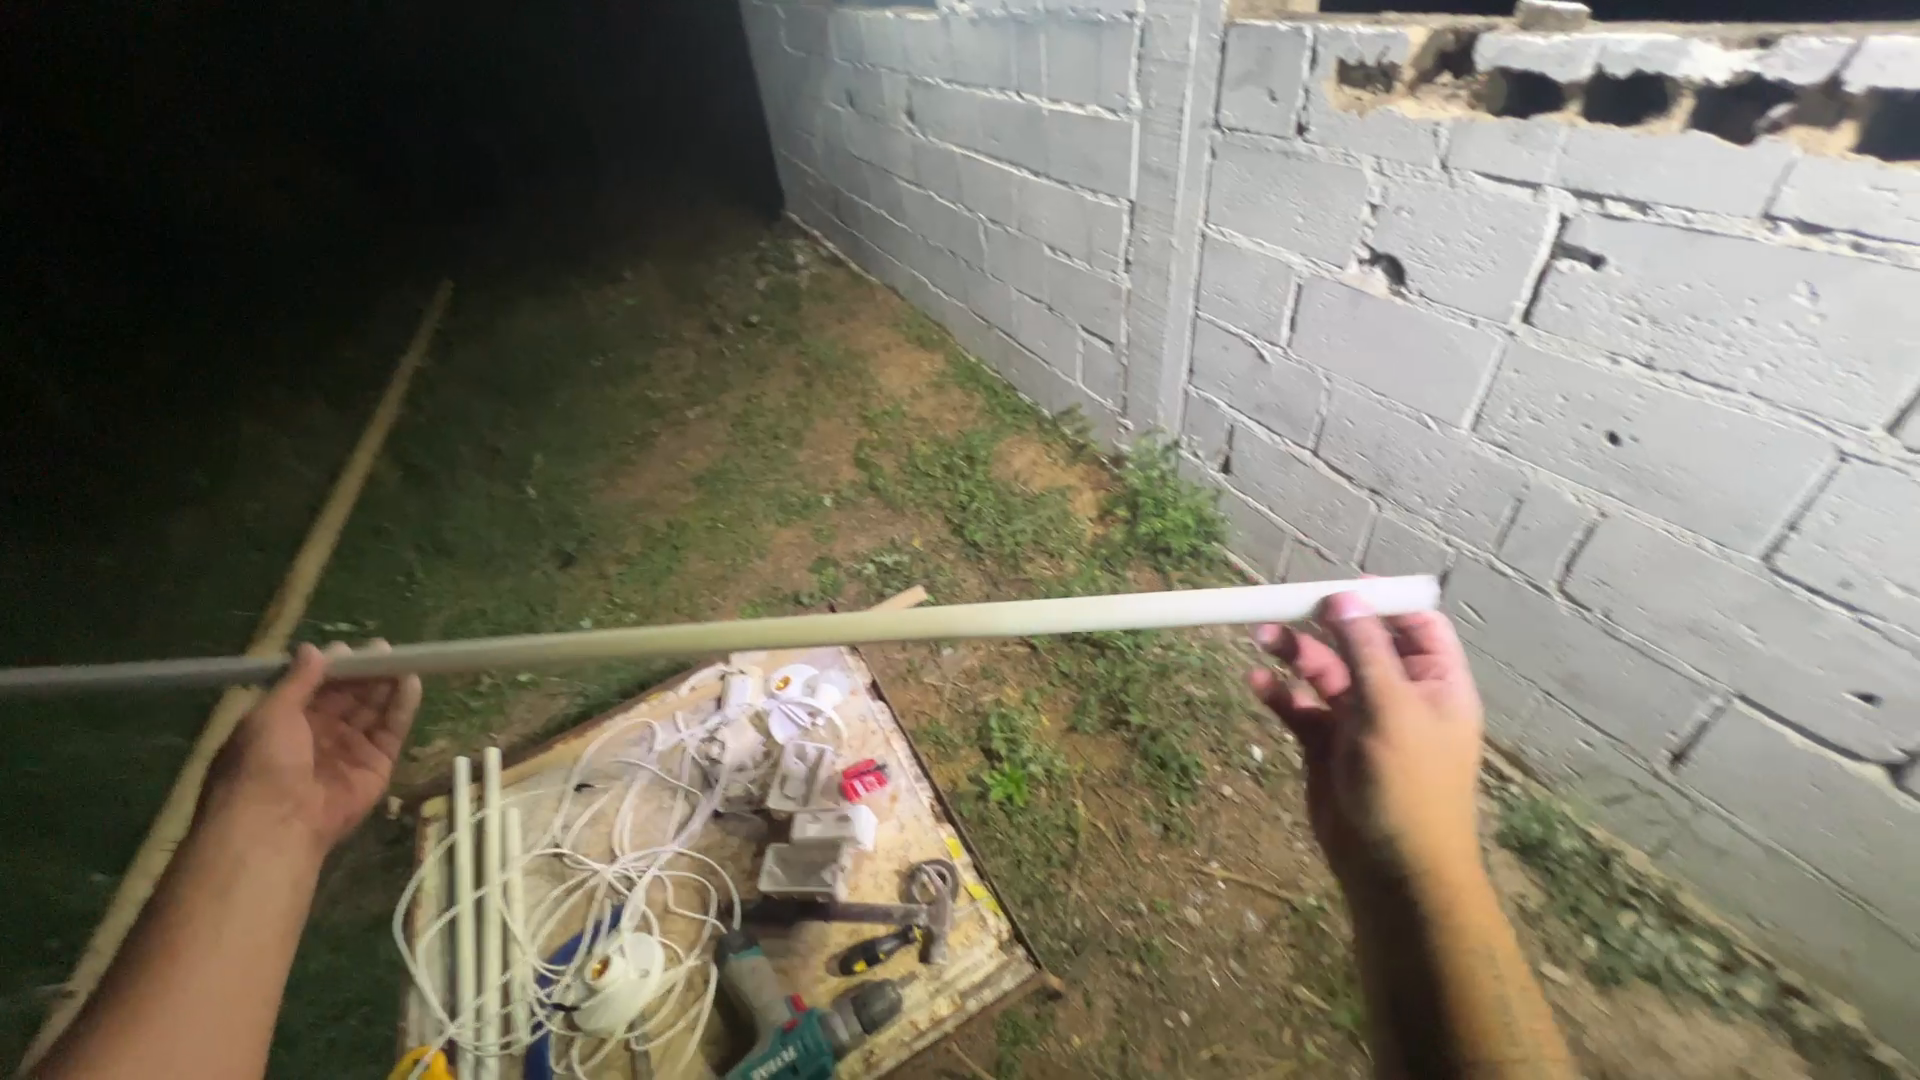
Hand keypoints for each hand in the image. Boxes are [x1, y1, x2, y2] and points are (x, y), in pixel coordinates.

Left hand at [206, 641, 422, 852]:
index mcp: (285, 723)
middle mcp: (319, 734)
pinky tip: (410, 683)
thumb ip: (297, 682)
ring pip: (374, 709)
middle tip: (388, 650)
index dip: (335, 668)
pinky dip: (402, 705)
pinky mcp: (378, 761)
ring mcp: (350, 748)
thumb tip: (314, 649)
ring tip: (404, 660)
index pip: (316, 688)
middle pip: (350, 696)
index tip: (352, 649)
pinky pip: (392, 728)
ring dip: (388, 684)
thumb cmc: (261, 765)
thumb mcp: (269, 716)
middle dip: (367, 673)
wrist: (278, 822)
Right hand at [1247, 592, 1484, 892]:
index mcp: (1434, 685)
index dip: (1384, 601)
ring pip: (1323, 670)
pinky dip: (1277, 692)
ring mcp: (1358, 718)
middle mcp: (1397, 695)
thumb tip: (1344, 596)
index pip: (1417, 627)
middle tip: (1284, 604)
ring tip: (1261, 638)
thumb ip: (1365, 649)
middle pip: (1359, 642)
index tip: (1343, 584)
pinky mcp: (1324, 741)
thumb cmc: (1406, 783)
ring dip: (1293, 653)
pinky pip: (1297, 705)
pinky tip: (1256, 683)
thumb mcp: (1391, 707)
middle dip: (1324, 623)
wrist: (1389, 865)